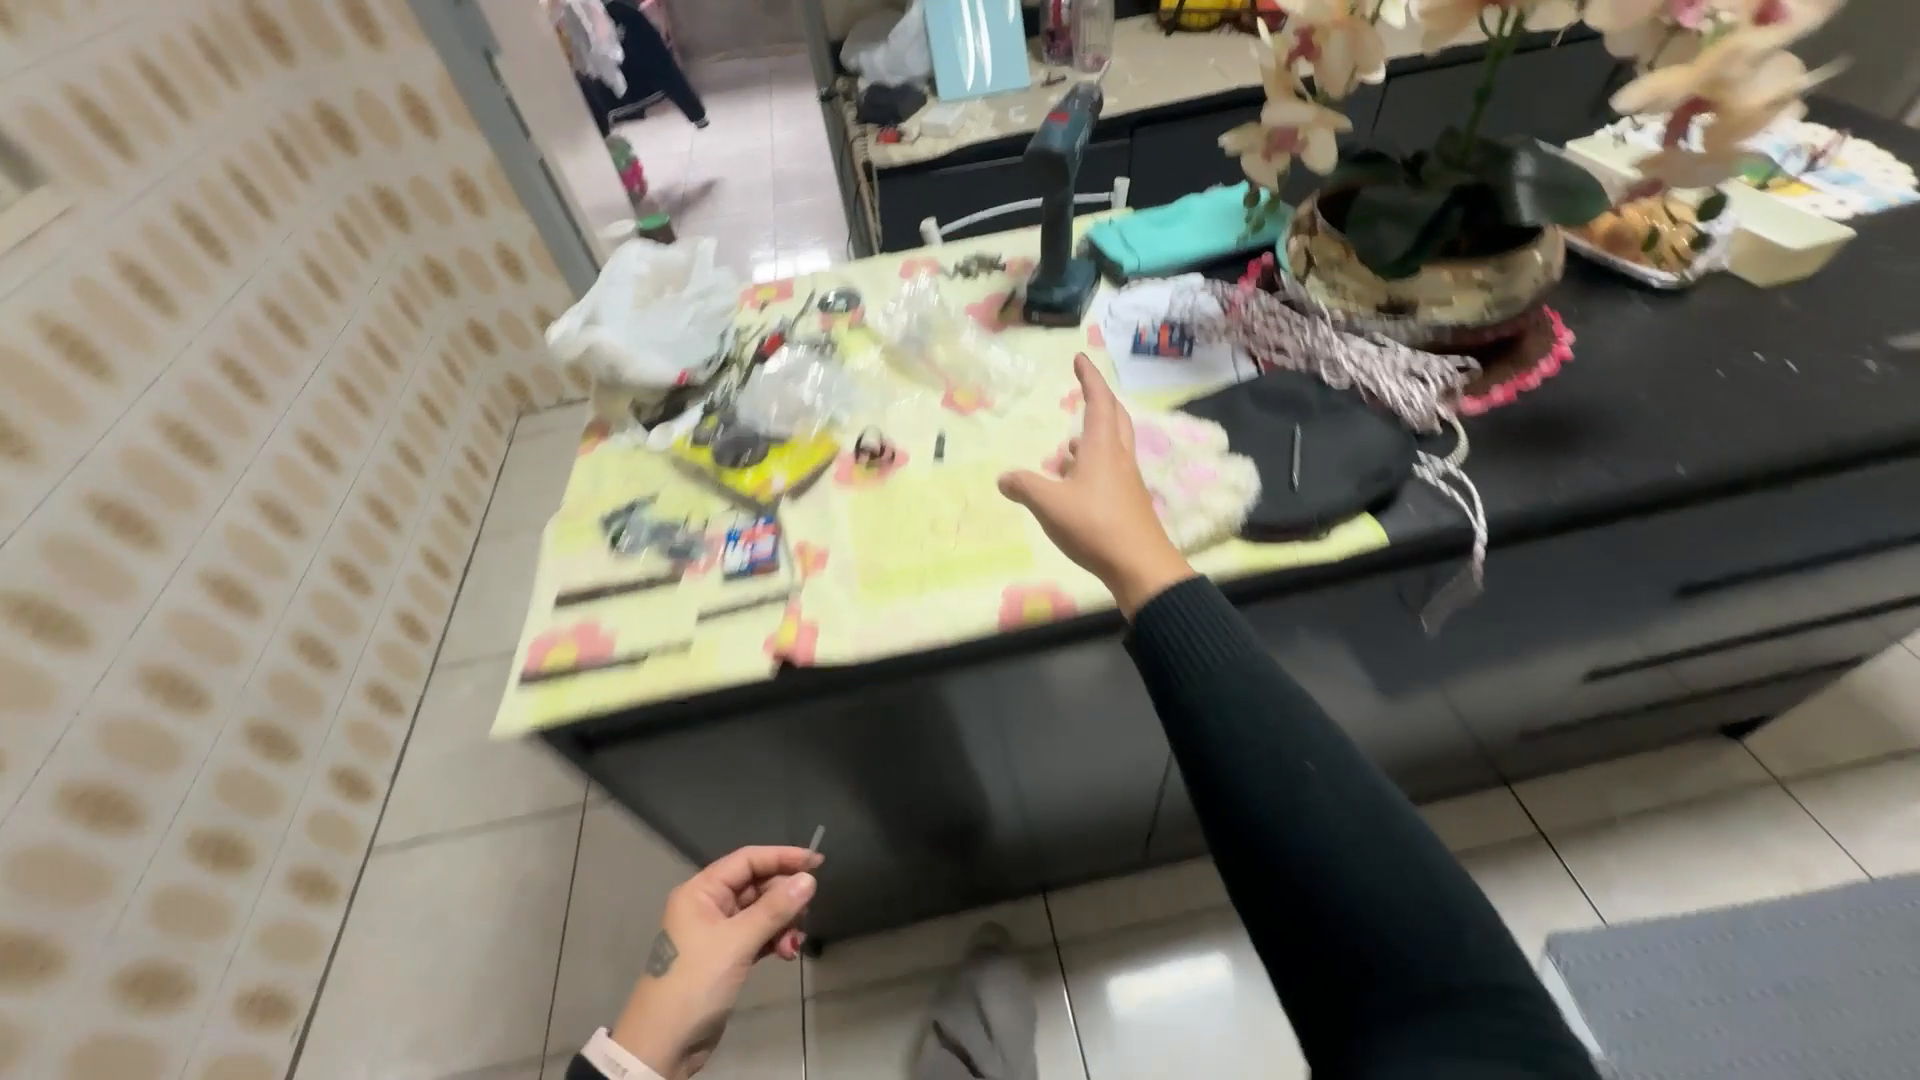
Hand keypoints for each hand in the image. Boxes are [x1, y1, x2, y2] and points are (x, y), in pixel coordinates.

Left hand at [610, 846, 821, 1078]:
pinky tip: (787, 953)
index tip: (816, 862)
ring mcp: (717, 932)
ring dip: (782, 923)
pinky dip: (774, 940)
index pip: (747, 860)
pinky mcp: (726, 956)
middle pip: (756, 885)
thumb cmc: (695, 982)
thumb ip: (775, 909)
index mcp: (701, 891)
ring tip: (795, 944)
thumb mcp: (737, 942)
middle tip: (806, 913)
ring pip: (760, 912)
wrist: (663, 1046)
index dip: (782, 857)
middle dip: (784, 898)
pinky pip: (757, 935)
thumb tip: (810, 879)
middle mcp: (708, 905)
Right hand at [999, 354, 1195, 617]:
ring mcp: (1128, 481)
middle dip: (1100, 401)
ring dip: (1094, 438)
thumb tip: (1003, 477)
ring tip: (1067, 448)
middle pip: (1116, 418)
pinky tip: (1076, 485)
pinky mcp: (1130, 502)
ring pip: (1114, 447)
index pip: (1099, 402)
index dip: (1090, 378)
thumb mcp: (1050, 505)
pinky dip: (1094, 465)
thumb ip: (1024, 487)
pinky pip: (1111, 471)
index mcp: (1103, 448)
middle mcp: (1120, 458)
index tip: (1080, 359)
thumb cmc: (1095, 526)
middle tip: (1084, 392)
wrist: (1140, 565)